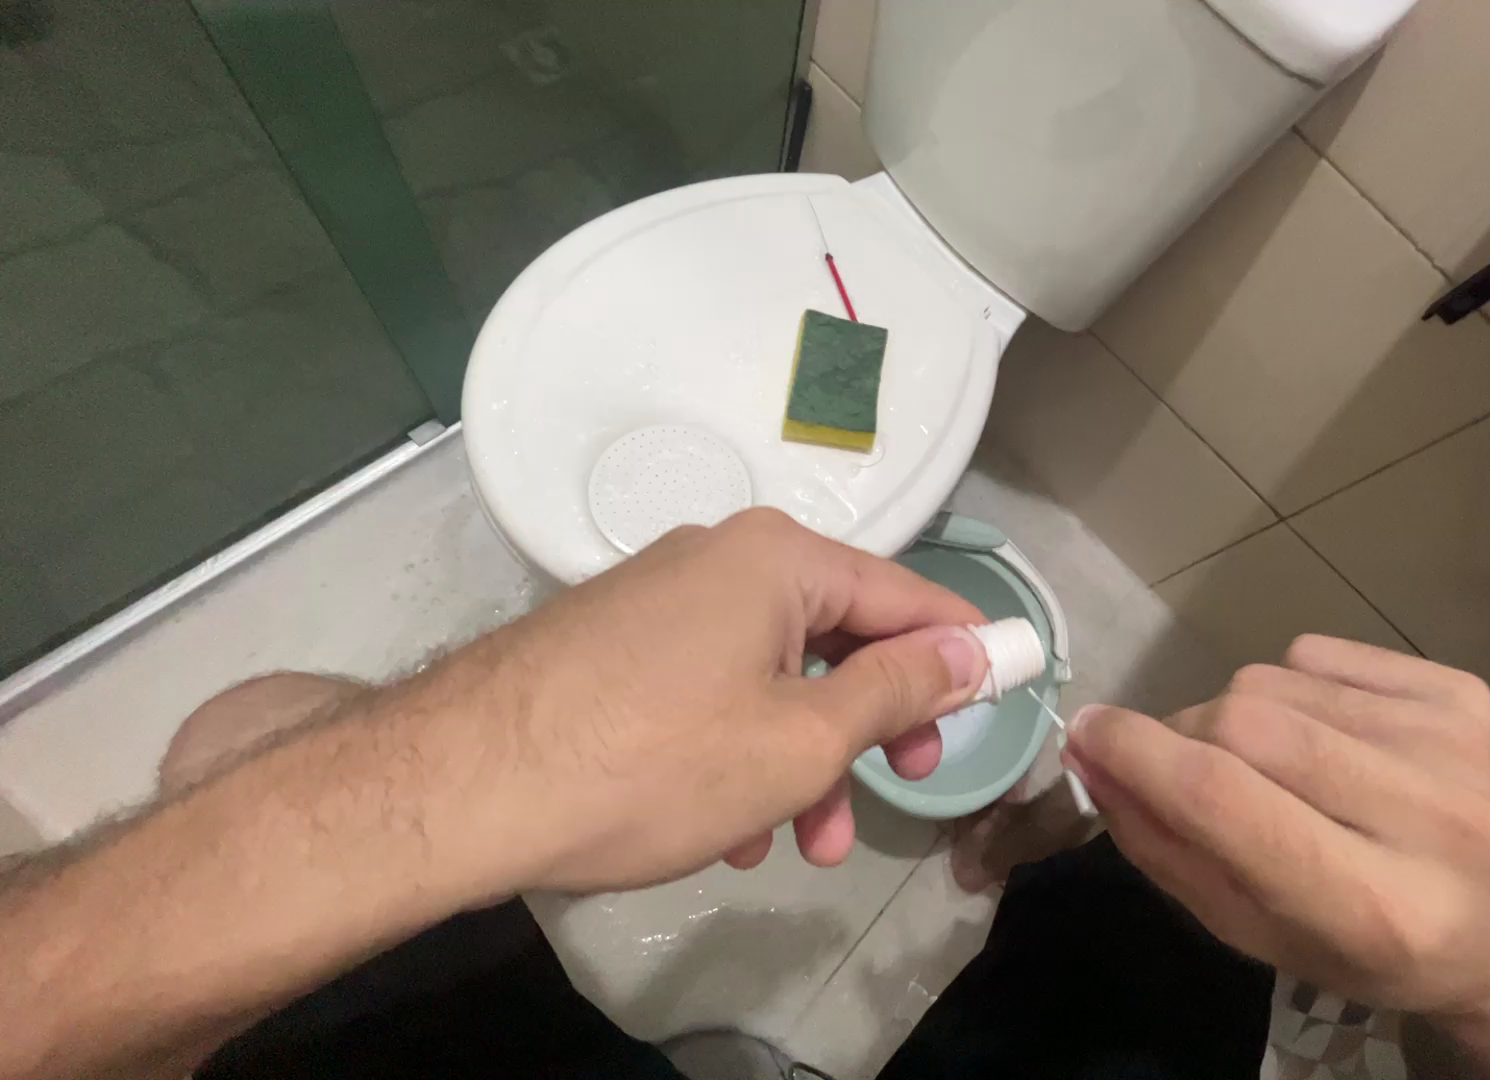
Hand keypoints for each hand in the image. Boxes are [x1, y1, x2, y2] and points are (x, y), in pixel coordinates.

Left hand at [412, 508, 986, 895]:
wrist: (451, 790)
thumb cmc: (655, 760)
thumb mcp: (803, 737)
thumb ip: (900, 687)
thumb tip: (977, 652)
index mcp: (781, 559)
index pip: (904, 595)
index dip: (960, 645)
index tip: (1002, 684)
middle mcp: (728, 558)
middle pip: (840, 636)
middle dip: (875, 719)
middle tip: (903, 778)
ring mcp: (670, 597)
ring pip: (777, 672)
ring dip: (806, 752)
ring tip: (801, 838)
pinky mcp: (628, 640)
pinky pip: (719, 684)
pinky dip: (745, 745)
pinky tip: (732, 820)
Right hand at [1064, 636, 1489, 1023]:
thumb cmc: (1361, 948)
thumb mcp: (1246, 928)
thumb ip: (1158, 843)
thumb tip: (1089, 755)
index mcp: (1376, 907)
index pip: (1225, 798)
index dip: (1138, 754)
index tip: (1084, 732)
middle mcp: (1431, 818)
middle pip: (1242, 723)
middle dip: (1183, 735)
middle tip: (1186, 766)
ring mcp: (1453, 743)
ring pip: (1269, 681)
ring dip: (1236, 715)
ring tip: (1272, 763)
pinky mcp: (1463, 692)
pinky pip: (1313, 653)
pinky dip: (1288, 687)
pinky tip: (1324, 735)